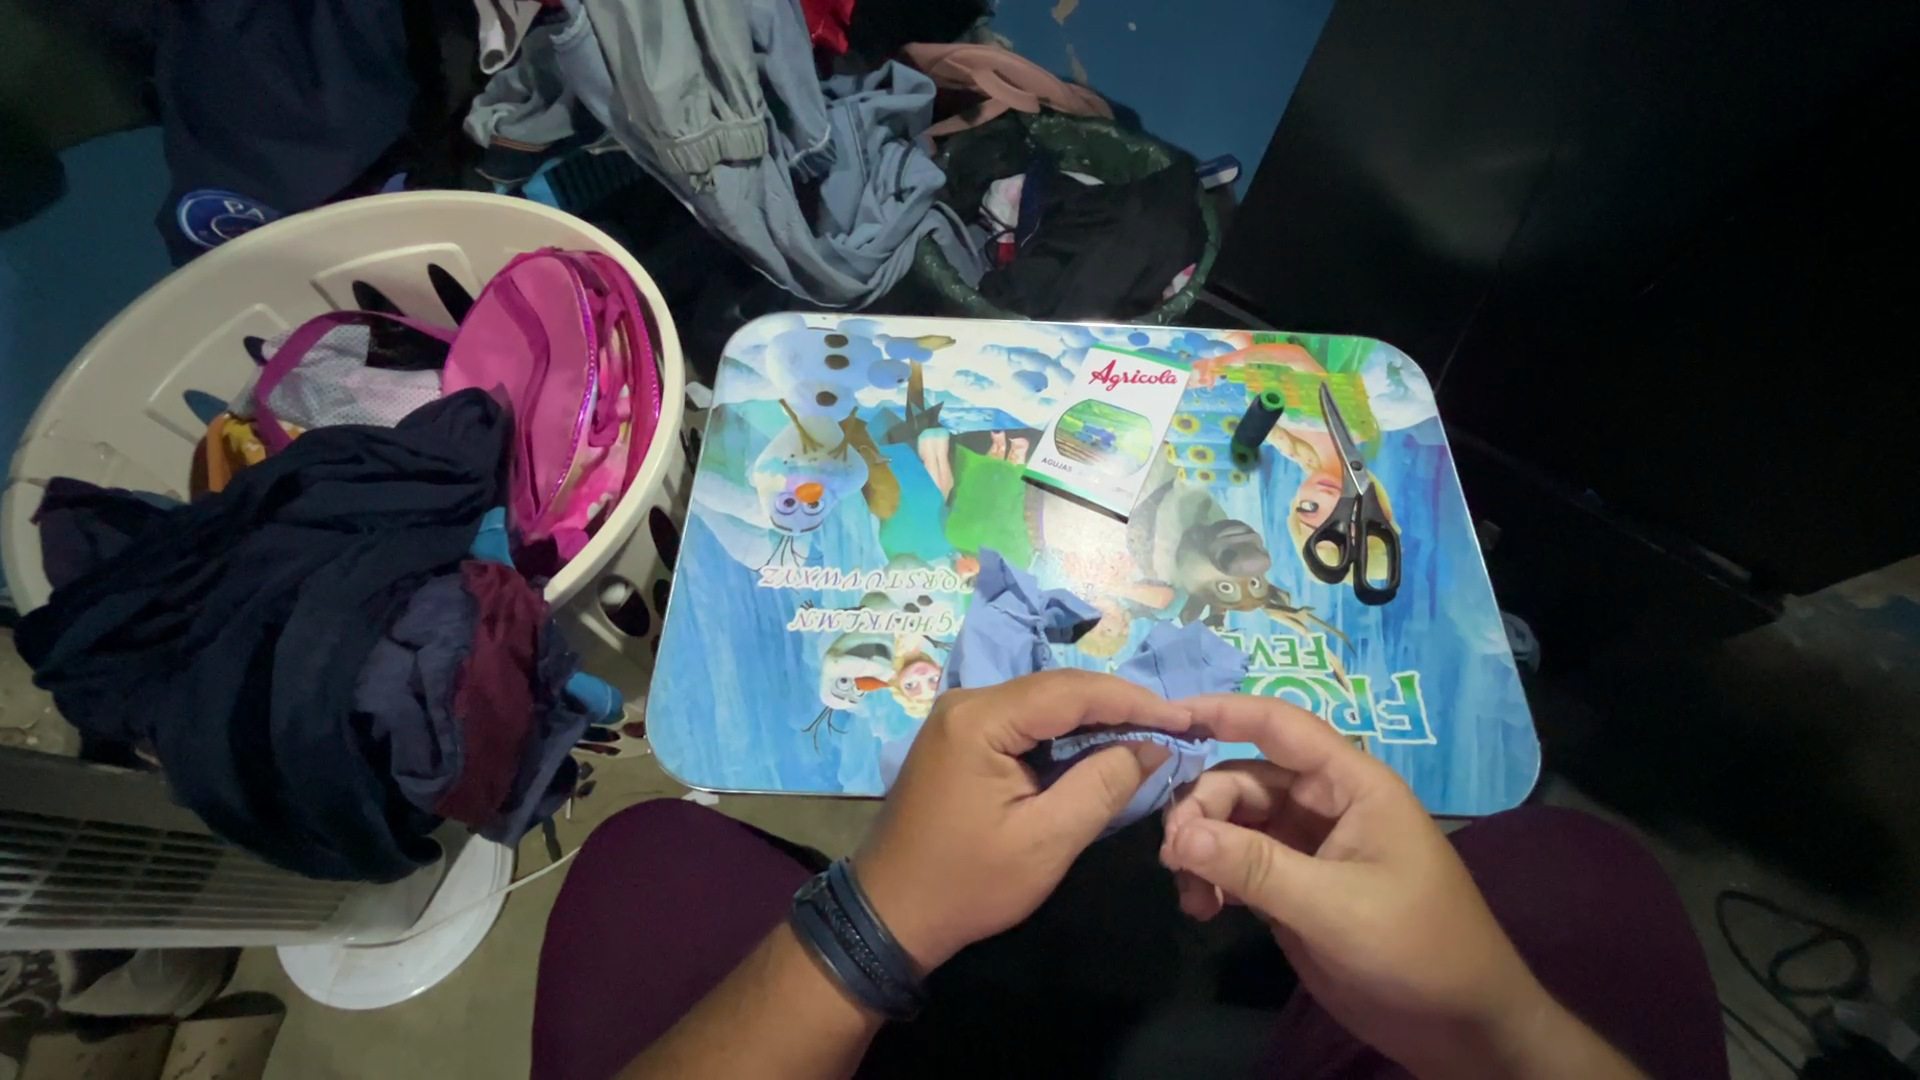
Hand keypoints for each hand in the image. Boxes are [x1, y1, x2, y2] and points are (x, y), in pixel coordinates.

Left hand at [854, 669, 1189, 969]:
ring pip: (1042, 701)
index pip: (1069, 690)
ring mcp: (961, 714)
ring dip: (1094, 716)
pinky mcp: (962, 733)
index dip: (1132, 699)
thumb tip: (1151, 745)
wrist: (892, 911)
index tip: (1184, 717)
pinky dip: (1065, 730)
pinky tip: (1099, 741)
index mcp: (979, 718)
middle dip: (1117, 704)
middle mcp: (967, 701)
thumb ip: (1102, 785)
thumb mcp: (1046, 841)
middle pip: (1055, 688)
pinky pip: (1024, 718)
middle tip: (1173, 725)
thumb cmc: (968, 882)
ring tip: (1149, 730)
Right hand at [1158, 695, 1553, 1079]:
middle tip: (1174, 856)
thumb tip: (1176, 836)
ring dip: (1199, 848)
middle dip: (1201, 810)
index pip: (1277, 725)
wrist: (1463, 1036)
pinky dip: (1210, 877)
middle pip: (1240, 778)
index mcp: (1349, 783)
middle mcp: (1321, 800)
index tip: (1165, 716)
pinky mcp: (1288, 881)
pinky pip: (1233, 859)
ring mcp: (1302, 841)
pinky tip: (1201, 908)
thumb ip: (1256, 867)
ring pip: (1229, 819)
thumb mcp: (1337, 908)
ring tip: (1189, 893)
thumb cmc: (1421, 952)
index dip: (1222, 710)